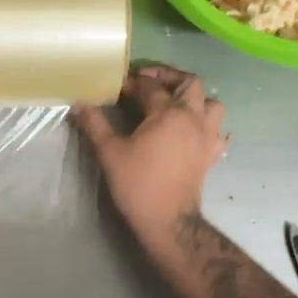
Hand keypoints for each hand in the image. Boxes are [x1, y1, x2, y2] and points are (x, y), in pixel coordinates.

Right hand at [74, 65, 226, 235]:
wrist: (167, 220)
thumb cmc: (138, 183)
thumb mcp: (110, 151)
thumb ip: (95, 124)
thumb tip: (79, 104)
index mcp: (169, 113)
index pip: (151, 87)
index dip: (133, 82)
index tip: (118, 85)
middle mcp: (193, 119)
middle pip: (191, 84)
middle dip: (170, 77)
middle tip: (148, 81)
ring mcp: (207, 137)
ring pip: (212, 104)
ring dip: (195, 98)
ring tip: (174, 103)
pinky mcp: (211, 155)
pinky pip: (218, 131)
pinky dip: (208, 125)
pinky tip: (193, 130)